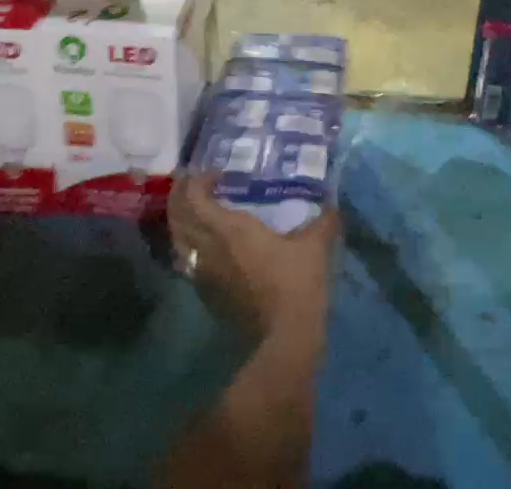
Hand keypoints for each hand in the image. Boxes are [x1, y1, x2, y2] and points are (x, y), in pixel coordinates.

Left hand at [167, 174, 339, 339]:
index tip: (216, 175)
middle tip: (194, 184)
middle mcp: (207, 246)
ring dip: (179, 219)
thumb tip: (334, 207)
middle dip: (180, 194)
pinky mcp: (205, 292)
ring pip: (176, 238)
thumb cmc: (296, 283)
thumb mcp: (314, 246)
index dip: (197, 181)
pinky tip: (202, 244)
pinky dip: (186, 245)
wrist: (285, 335)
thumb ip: (323, 222)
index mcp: (228, 228)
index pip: (194, 196)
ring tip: (194, 210)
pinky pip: (184, 260)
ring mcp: (202, 271)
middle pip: (177, 214)